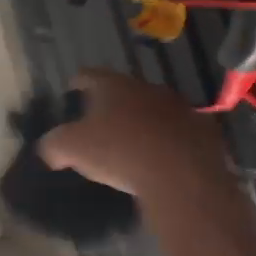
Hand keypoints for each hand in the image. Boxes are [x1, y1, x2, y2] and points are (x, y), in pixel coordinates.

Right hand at [38, 69, 229, 199]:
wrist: (183, 180)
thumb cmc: (120, 153)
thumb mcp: (70, 149)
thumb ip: (52, 144)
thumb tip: (50, 149)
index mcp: (113, 86)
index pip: (88, 75)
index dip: (76, 84)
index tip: (71, 95)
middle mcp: (148, 89)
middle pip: (124, 91)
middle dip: (112, 105)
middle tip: (100, 125)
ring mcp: (181, 109)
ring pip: (154, 110)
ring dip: (143, 122)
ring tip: (133, 145)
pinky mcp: (205, 133)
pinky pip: (179, 133)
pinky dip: (168, 141)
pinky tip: (161, 161)